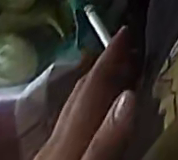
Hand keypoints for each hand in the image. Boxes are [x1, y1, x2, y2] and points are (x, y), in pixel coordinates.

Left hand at [38, 28, 136, 159]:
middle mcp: (54, 140)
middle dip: (103, 66)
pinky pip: (70, 124)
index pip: (92, 86)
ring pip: (73, 109)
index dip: (110, 56)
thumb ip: (106, 141)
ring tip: (115, 76)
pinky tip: (94, 118)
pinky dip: (87, 109)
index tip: (126, 30)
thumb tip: (130, 95)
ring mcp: (47, 155)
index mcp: (67, 137)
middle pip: (79, 93)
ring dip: (94, 87)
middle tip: (127, 49)